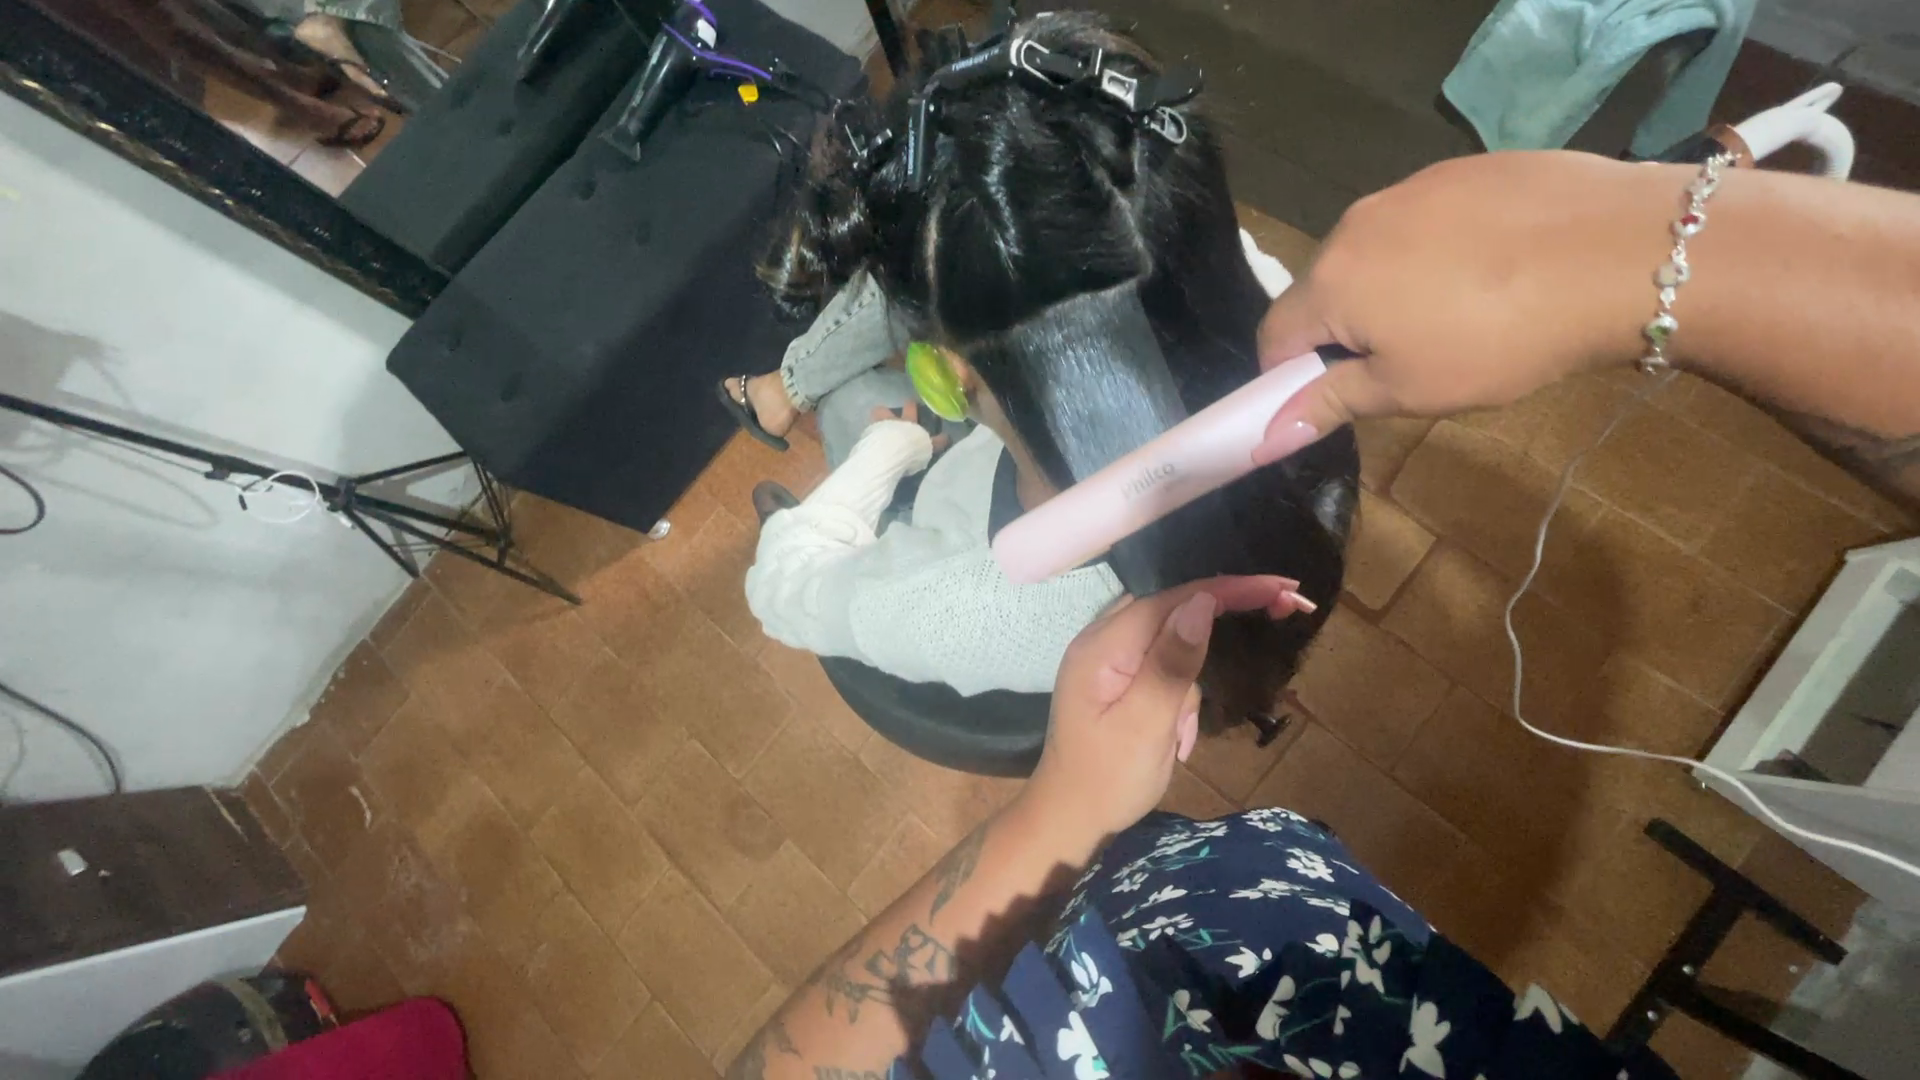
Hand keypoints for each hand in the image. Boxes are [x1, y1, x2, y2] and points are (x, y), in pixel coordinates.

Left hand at [868, 402, 948, 452]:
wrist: (890, 452)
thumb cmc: (911, 446)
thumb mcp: (926, 446)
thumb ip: (935, 442)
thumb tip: (948, 437)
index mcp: (906, 421)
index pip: (910, 409)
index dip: (911, 405)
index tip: (911, 401)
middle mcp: (890, 421)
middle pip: (882, 411)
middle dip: (883, 411)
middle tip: (884, 413)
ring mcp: (876, 428)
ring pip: (872, 420)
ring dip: (875, 424)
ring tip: (876, 431)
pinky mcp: (867, 439)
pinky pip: (868, 436)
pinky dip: (870, 439)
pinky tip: (872, 445)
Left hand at [1014, 577, 1310, 855]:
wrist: (1071, 818)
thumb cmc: (1107, 778)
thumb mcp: (1145, 724)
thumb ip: (1172, 664)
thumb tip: (1202, 603)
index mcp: (1103, 646)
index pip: (1173, 600)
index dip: (1229, 589)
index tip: (1283, 589)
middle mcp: (1102, 641)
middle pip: (1175, 611)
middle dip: (1225, 615)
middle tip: (1285, 608)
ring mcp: (1108, 660)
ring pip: (1173, 646)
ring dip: (1190, 688)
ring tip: (1177, 738)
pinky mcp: (1117, 679)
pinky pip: (1164, 671)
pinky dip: (1179, 700)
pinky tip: (1172, 739)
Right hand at [1253, 151, 1684, 462]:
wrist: (1632, 252)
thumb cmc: (1501, 339)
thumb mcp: (1407, 389)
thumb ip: (1327, 404)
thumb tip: (1264, 440)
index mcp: (1330, 282)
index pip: (1272, 336)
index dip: (1288, 374)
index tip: (1332, 391)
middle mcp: (1353, 225)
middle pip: (1317, 290)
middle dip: (1338, 327)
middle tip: (1399, 356)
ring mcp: (1409, 188)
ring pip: (1367, 252)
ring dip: (1382, 286)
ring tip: (1451, 309)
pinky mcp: (1461, 167)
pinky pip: (1419, 219)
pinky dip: (1431, 248)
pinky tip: (1486, 267)